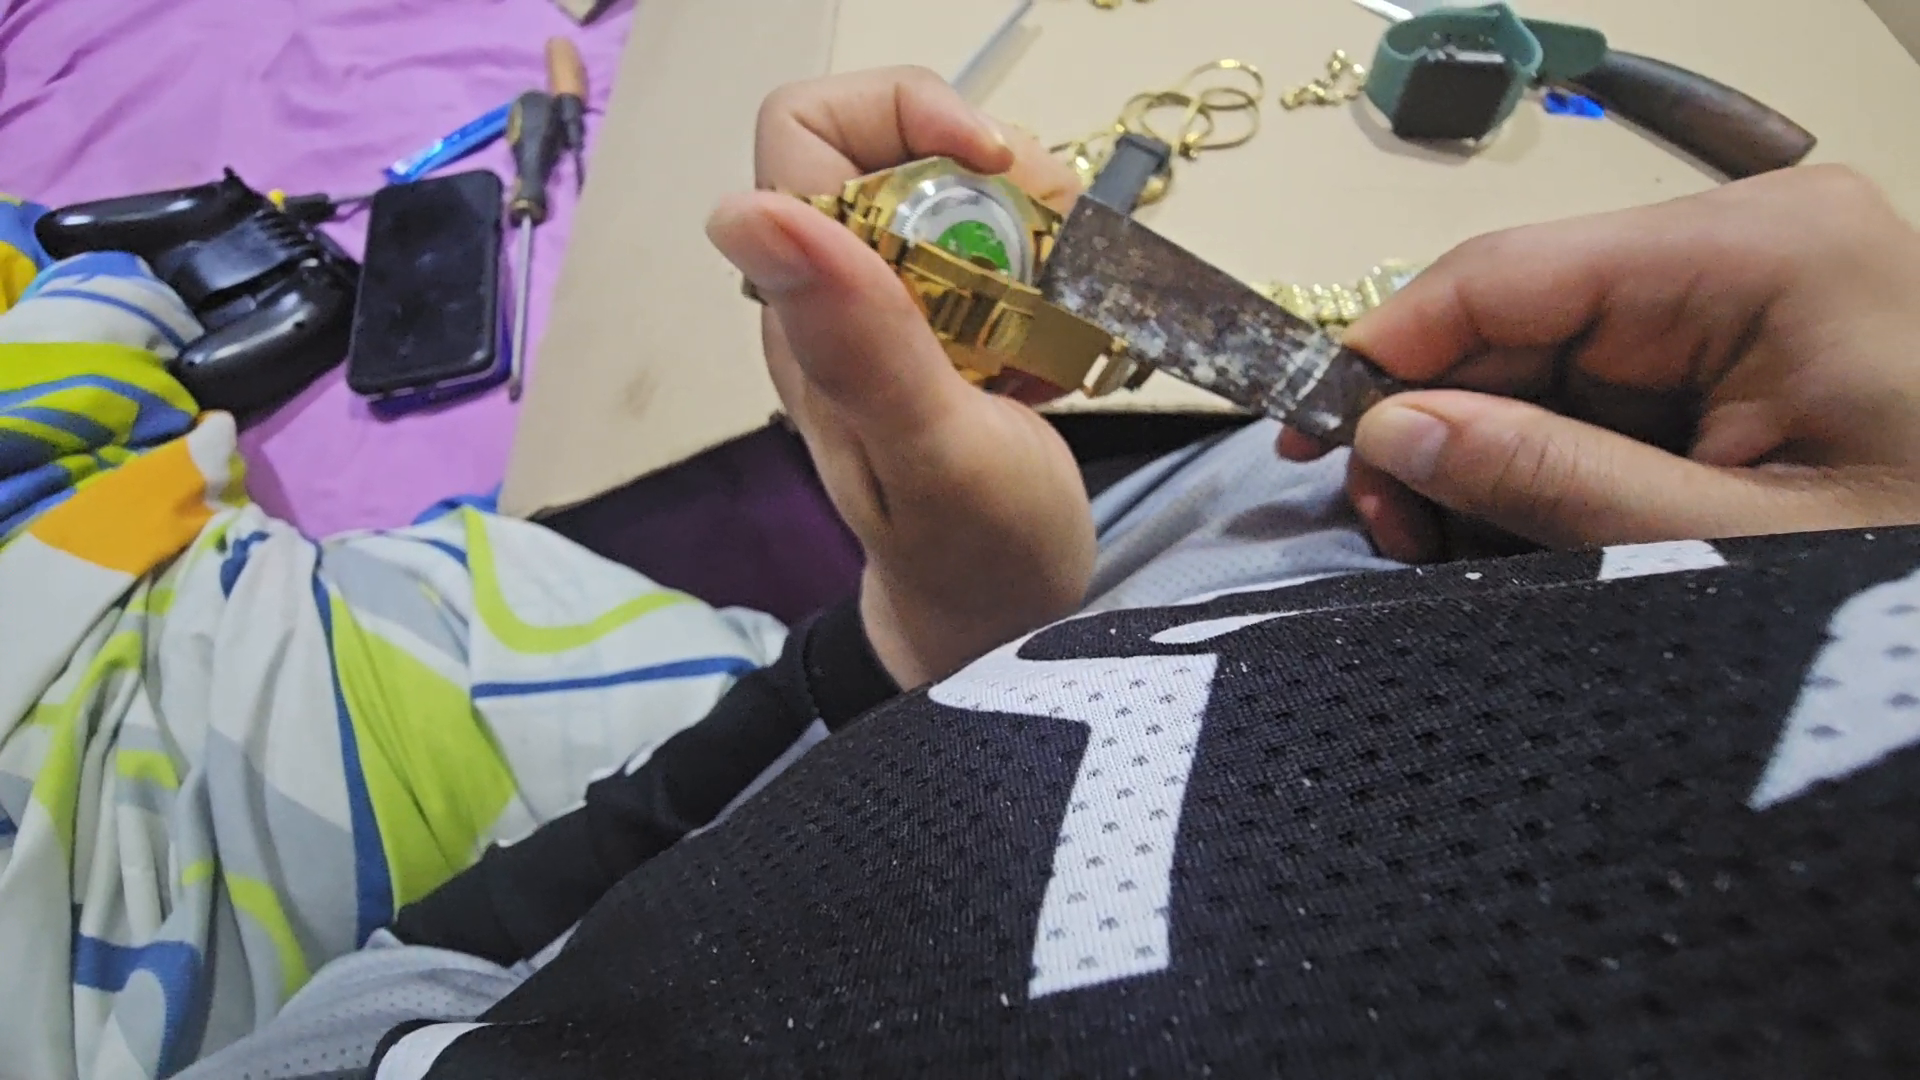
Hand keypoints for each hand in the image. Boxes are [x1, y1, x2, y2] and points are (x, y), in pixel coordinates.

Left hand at [706, 67, 1092, 685]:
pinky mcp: (944, 340)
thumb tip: (746, 214)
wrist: (1003, 614)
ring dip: (1024, 217)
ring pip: (948, 198)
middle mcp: (838, 305)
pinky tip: (1058, 334)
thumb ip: (860, 348)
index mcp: (813, 319)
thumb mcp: (935, 455)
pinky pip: (989, 254)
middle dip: (986, 168)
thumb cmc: (979, 552)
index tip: (993, 166)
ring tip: (1070, 291)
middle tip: (1059, 236)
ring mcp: (893, 321)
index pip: (805, 143)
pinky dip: (1039, 264)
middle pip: (891, 155)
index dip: (894, 117)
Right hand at [1282, 165, 1919, 561]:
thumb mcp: (1723, 538)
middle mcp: (1714, 260)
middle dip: (1418, 433)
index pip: (1495, 277)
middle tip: (1386, 528)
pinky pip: (1544, 410)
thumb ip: (1546, 477)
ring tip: (1432, 545)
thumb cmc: (1919, 577)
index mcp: (1747, 256)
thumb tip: (1388, 431)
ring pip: (1501, 377)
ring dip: (1448, 465)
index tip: (1303, 433)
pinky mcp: (1681, 366)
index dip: (1377, 352)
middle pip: (1488, 332)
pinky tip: (1486, 531)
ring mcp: (1695, 312)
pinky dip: (1496, 476)